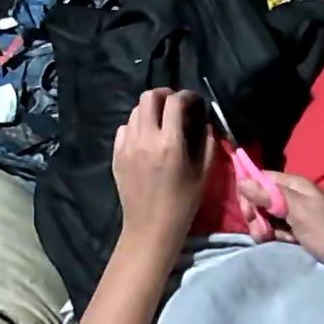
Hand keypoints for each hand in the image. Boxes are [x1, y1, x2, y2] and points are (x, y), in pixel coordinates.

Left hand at [112, 89, 212, 257]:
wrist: (150, 229)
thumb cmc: (182, 204)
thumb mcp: (203, 174)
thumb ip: (207, 144)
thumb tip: (204, 123)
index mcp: (170, 143)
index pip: (174, 102)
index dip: (186, 95)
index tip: (193, 100)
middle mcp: (145, 139)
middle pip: (148, 97)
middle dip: (164, 95)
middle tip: (175, 104)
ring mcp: (127, 146)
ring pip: (135, 111)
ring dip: (150, 110)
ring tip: (161, 121)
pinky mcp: (116, 155)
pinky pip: (124, 128)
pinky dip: (137, 126)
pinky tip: (146, 137)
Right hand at [238, 172, 323, 270]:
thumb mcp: (298, 212)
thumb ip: (270, 196)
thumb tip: (242, 181)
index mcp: (293, 183)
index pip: (259, 178)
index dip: (248, 193)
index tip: (248, 214)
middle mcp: (291, 193)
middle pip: (260, 197)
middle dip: (255, 214)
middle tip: (260, 232)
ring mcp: (293, 211)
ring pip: (265, 214)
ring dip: (262, 227)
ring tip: (270, 239)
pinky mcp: (295, 227)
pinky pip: (275, 226)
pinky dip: (273, 234)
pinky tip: (281, 242)